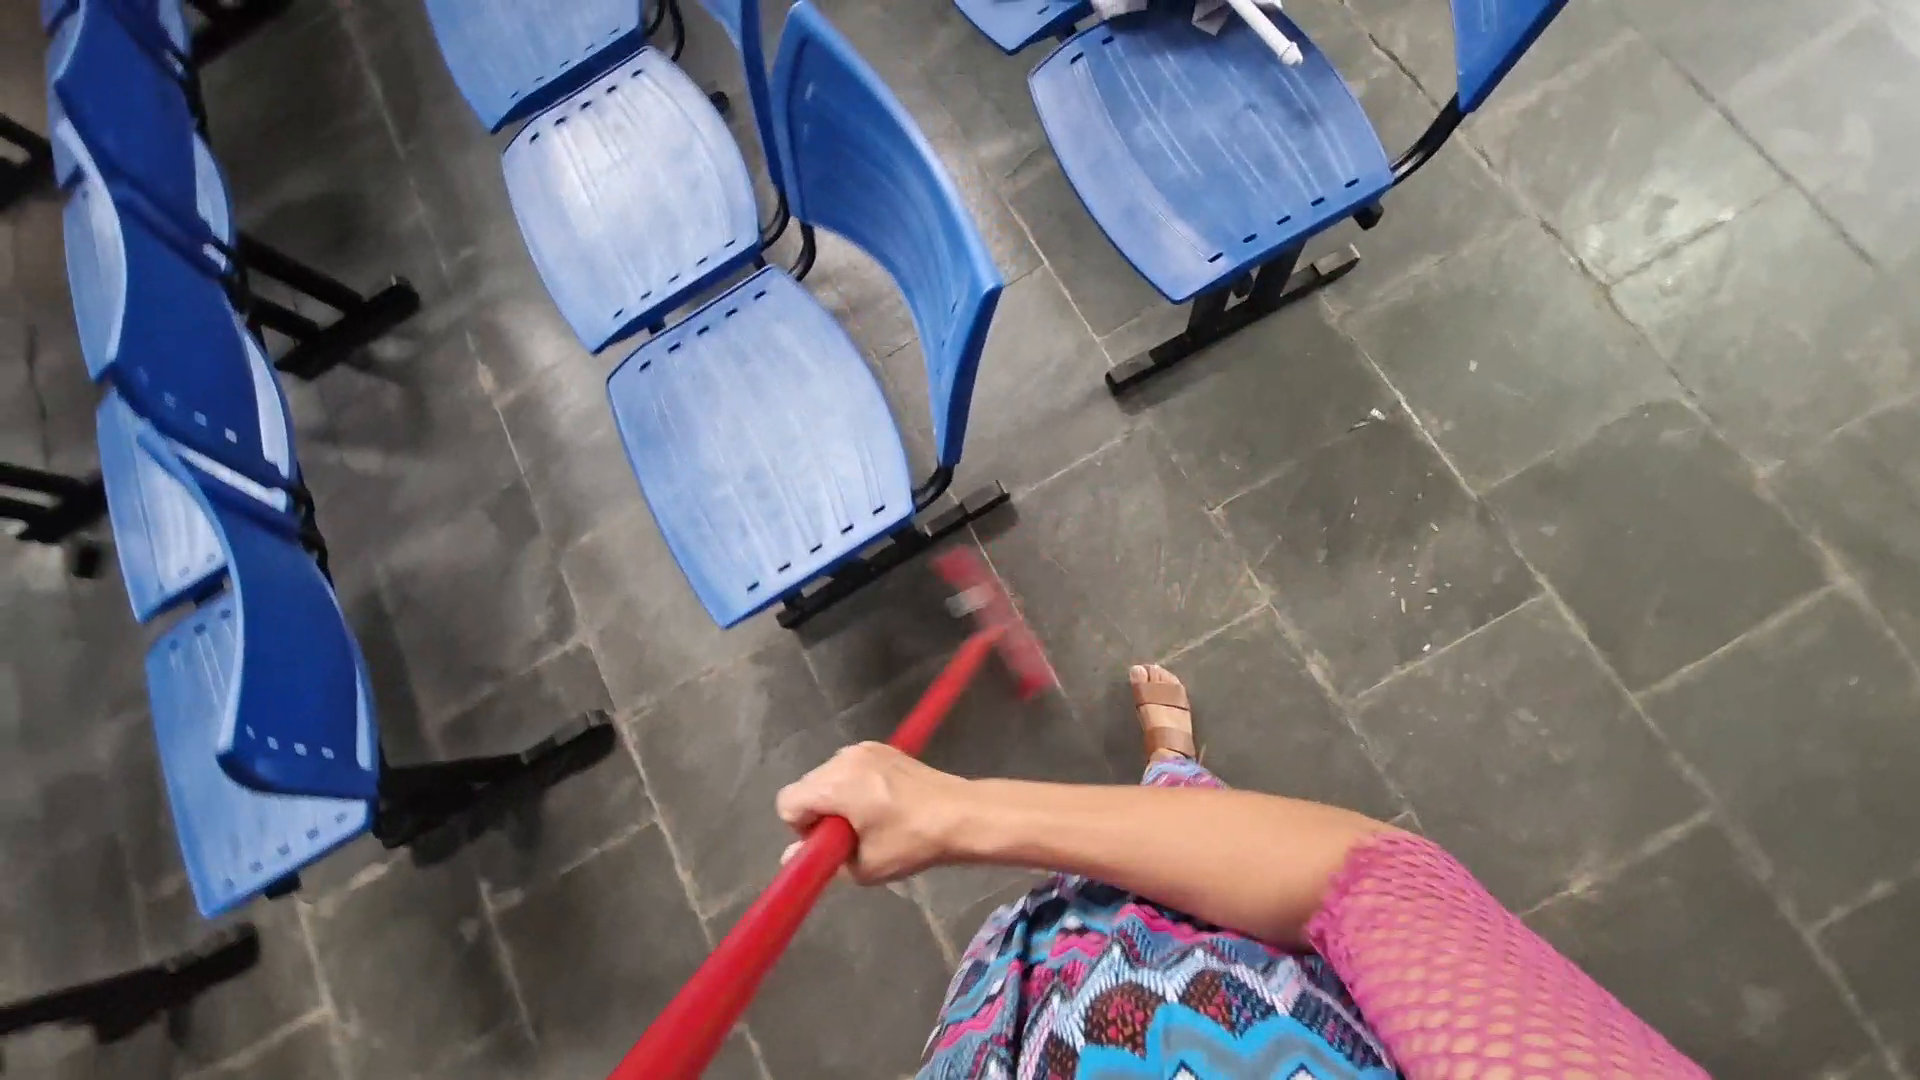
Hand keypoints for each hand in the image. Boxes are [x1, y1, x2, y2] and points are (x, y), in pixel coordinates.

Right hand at [775, 743, 973, 884]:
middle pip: (808, 785)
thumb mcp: (863, 866)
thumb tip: (792, 857)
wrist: (960, 814)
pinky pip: (851, 767)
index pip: (788, 801)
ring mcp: (866, 748)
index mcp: (836, 783)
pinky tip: (882, 803)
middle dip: (818, 812)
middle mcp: (845, 757)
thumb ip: (820, 862)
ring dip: (837, 797)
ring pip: (829, 775)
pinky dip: (855, 784)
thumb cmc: (911, 841)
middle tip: (850, 835)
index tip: (828, 843)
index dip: (800, 827)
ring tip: (869, 819)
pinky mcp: (884, 747)